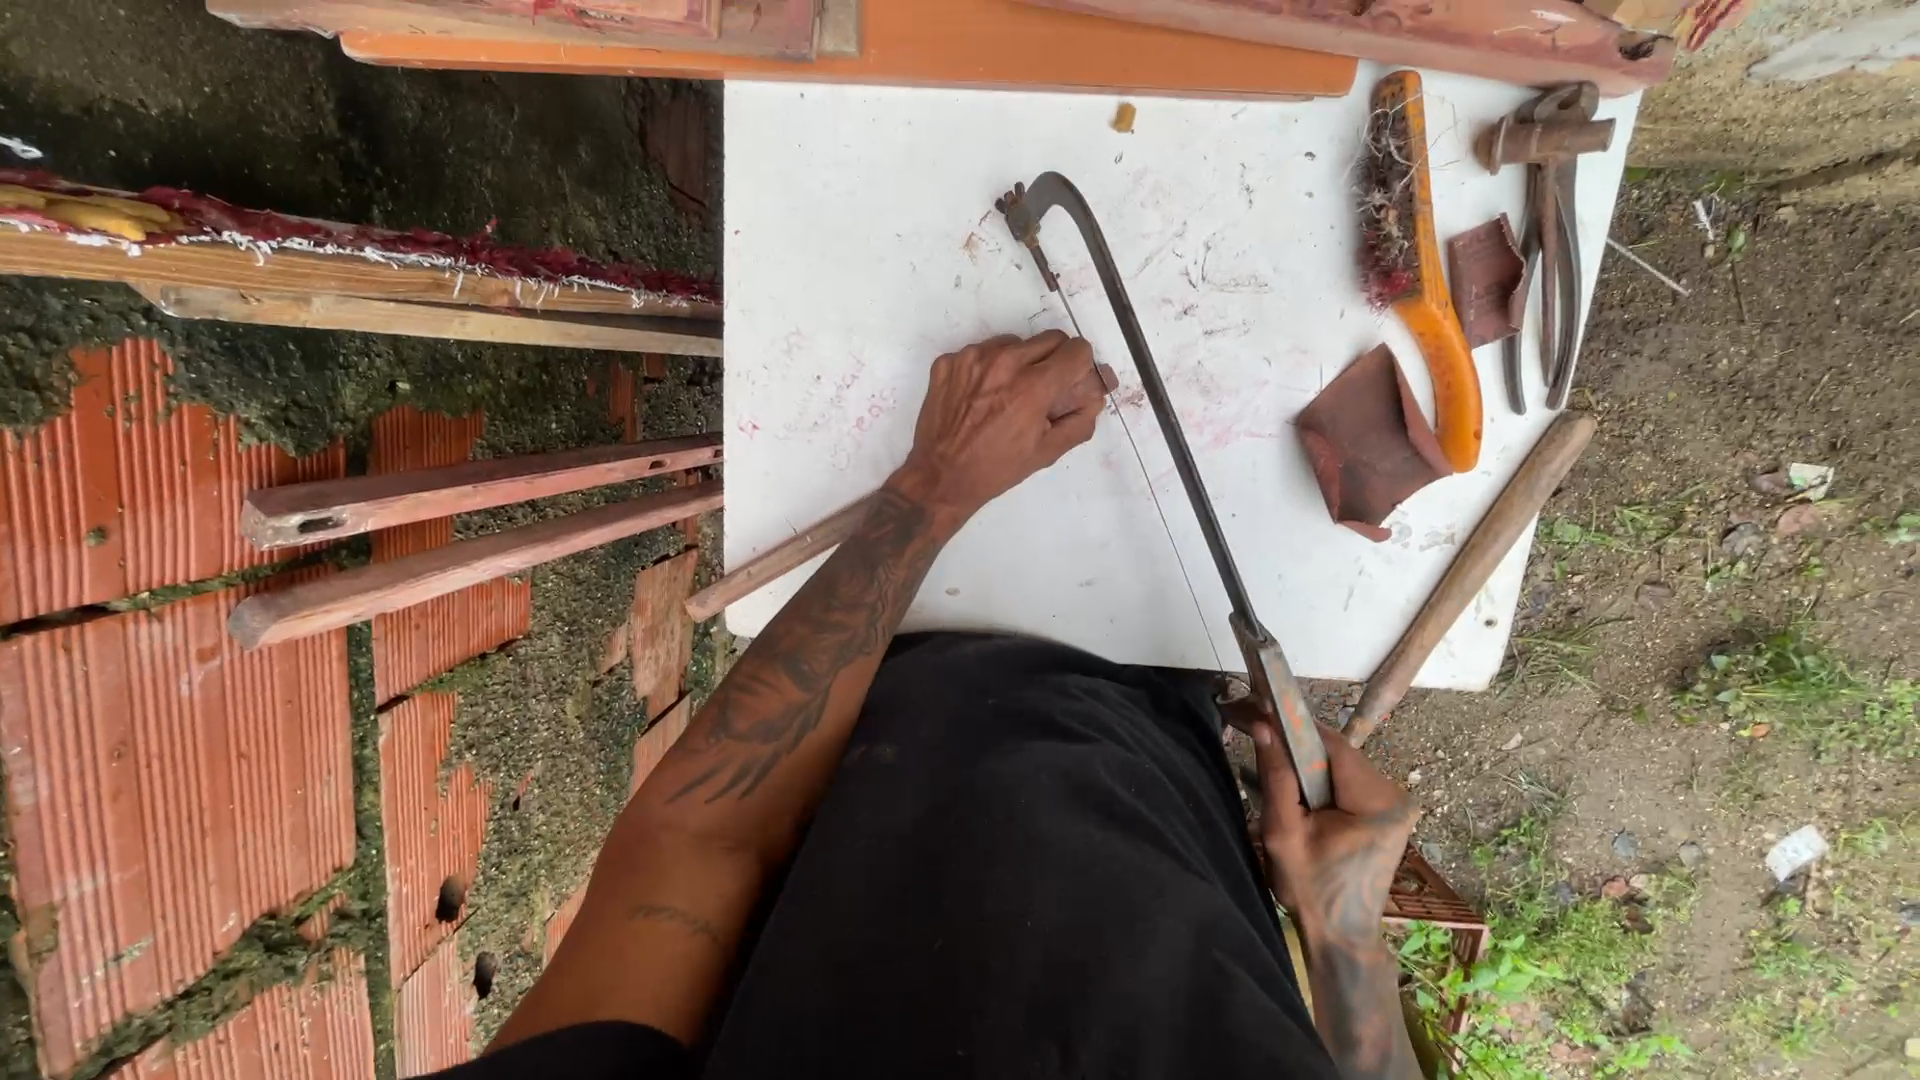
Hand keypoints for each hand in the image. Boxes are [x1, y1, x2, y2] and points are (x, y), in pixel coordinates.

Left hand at [890, 331, 1114, 522]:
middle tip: (1043, 389)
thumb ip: (1079, 420)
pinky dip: (988, 368)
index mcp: (1032, 388)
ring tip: (1008, 394)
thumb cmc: (995, 469)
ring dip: (1020, 361)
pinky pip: (981, 352)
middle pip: (1049, 339)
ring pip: (1014, 343)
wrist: (941, 477)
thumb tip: (1094, 397)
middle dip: (1054, 361)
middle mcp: (1003, 364)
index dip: (1080, 366)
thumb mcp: (1047, 452)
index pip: (1076, 350)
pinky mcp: (948, 362)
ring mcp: (971, 359)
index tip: (1072, 379)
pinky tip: (982, 396)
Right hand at [1251, 718, 1417, 944]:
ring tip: (1272, 764)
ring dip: (1305, 760)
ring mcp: (1395, 803)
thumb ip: (1276, 777)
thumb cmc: (1310, 888)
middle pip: (1337, 751)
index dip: (1294, 726)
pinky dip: (1319, 776)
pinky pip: (1346, 777)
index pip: (1332, 745)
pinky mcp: (1386, 809)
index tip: (1257, 712)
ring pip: (1339, 761)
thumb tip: (1264, 727)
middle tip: (1256, 736)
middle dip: (1296, 744)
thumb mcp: (1283, 832)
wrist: (1340, 933)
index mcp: (1377, 802)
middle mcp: (1395, 796)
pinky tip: (1297, 787)